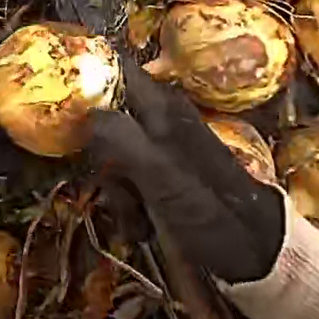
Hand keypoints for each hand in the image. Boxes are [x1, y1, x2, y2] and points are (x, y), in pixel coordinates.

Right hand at [86, 61, 285, 284]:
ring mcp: (162, 146)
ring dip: (116, 189)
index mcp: (158, 105)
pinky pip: (130, 176)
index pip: (114, 67)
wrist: (255, 252)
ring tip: (135, 220)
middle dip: (103, 158)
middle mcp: (158, 117)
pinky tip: (142, 227)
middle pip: (106, 117)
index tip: (64, 104)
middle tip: (115, 188)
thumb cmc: (207, 207)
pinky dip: (130, 202)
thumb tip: (85, 113)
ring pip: (114, 152)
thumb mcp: (158, 172)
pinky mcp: (165, 173)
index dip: (87, 75)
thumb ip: (119, 136)